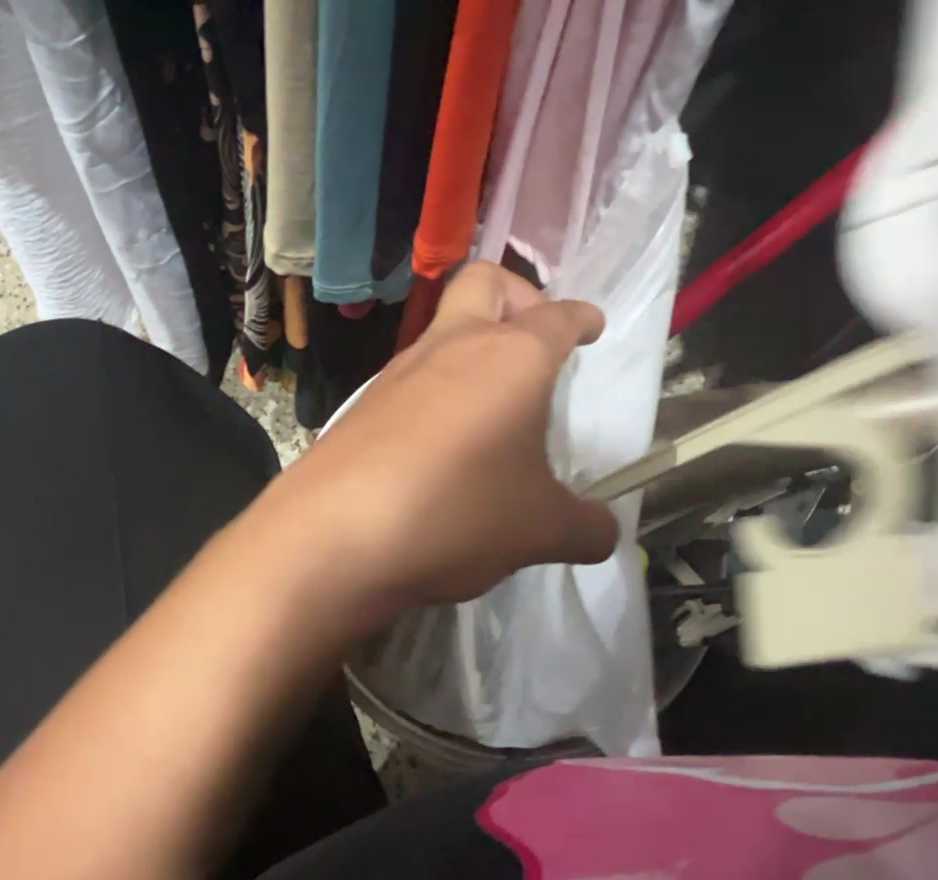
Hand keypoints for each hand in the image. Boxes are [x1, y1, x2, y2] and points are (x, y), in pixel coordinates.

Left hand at [251, 262, 617, 615]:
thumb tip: (603, 534)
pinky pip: (408, 382)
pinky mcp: (360, 408)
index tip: (591, 326)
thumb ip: (583, 528)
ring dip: (470, 352)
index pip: (557, 317)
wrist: (334, 538)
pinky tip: (439, 450)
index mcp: (512, 358)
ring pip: (441, 333)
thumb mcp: (539, 531)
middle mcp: (452, 348)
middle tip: (534, 341)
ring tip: (489, 412)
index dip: (581, 318)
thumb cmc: (458, 514)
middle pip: (485, 283)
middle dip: (518, 297)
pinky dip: (434, 395)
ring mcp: (398, 374)